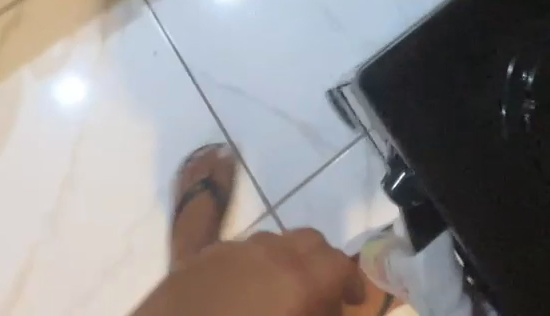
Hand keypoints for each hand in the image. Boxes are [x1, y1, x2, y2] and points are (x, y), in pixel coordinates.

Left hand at [132, 227, 367, 315]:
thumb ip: (312, 312)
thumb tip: (328, 308)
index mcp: (294, 280)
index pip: (337, 263)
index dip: (350, 281)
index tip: (352, 303)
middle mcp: (266, 253)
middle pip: (308, 241)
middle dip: (322, 265)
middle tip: (322, 300)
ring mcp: (229, 251)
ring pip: (273, 242)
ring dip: (287, 263)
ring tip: (282, 300)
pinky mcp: (197, 259)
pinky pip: (239, 251)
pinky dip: (253, 267)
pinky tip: (241, 299)